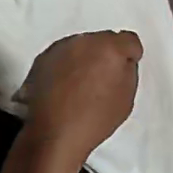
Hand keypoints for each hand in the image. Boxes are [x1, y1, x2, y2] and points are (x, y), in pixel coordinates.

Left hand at [14, 31, 141, 170]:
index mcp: (110, 48)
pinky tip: (64, 86)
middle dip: (105, 54)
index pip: (129, 40)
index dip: (130, 54)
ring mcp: (61, 47)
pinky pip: (62, 55)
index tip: (126, 66)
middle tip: (103, 78)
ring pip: (81, 46)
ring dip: (84, 58)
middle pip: (103, 40)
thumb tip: (122, 61)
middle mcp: (84, 40)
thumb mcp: (126, 98)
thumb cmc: (94, 119)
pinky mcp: (43, 57)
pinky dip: (66, 65)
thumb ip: (128, 71)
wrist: (52, 133)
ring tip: (80, 85)